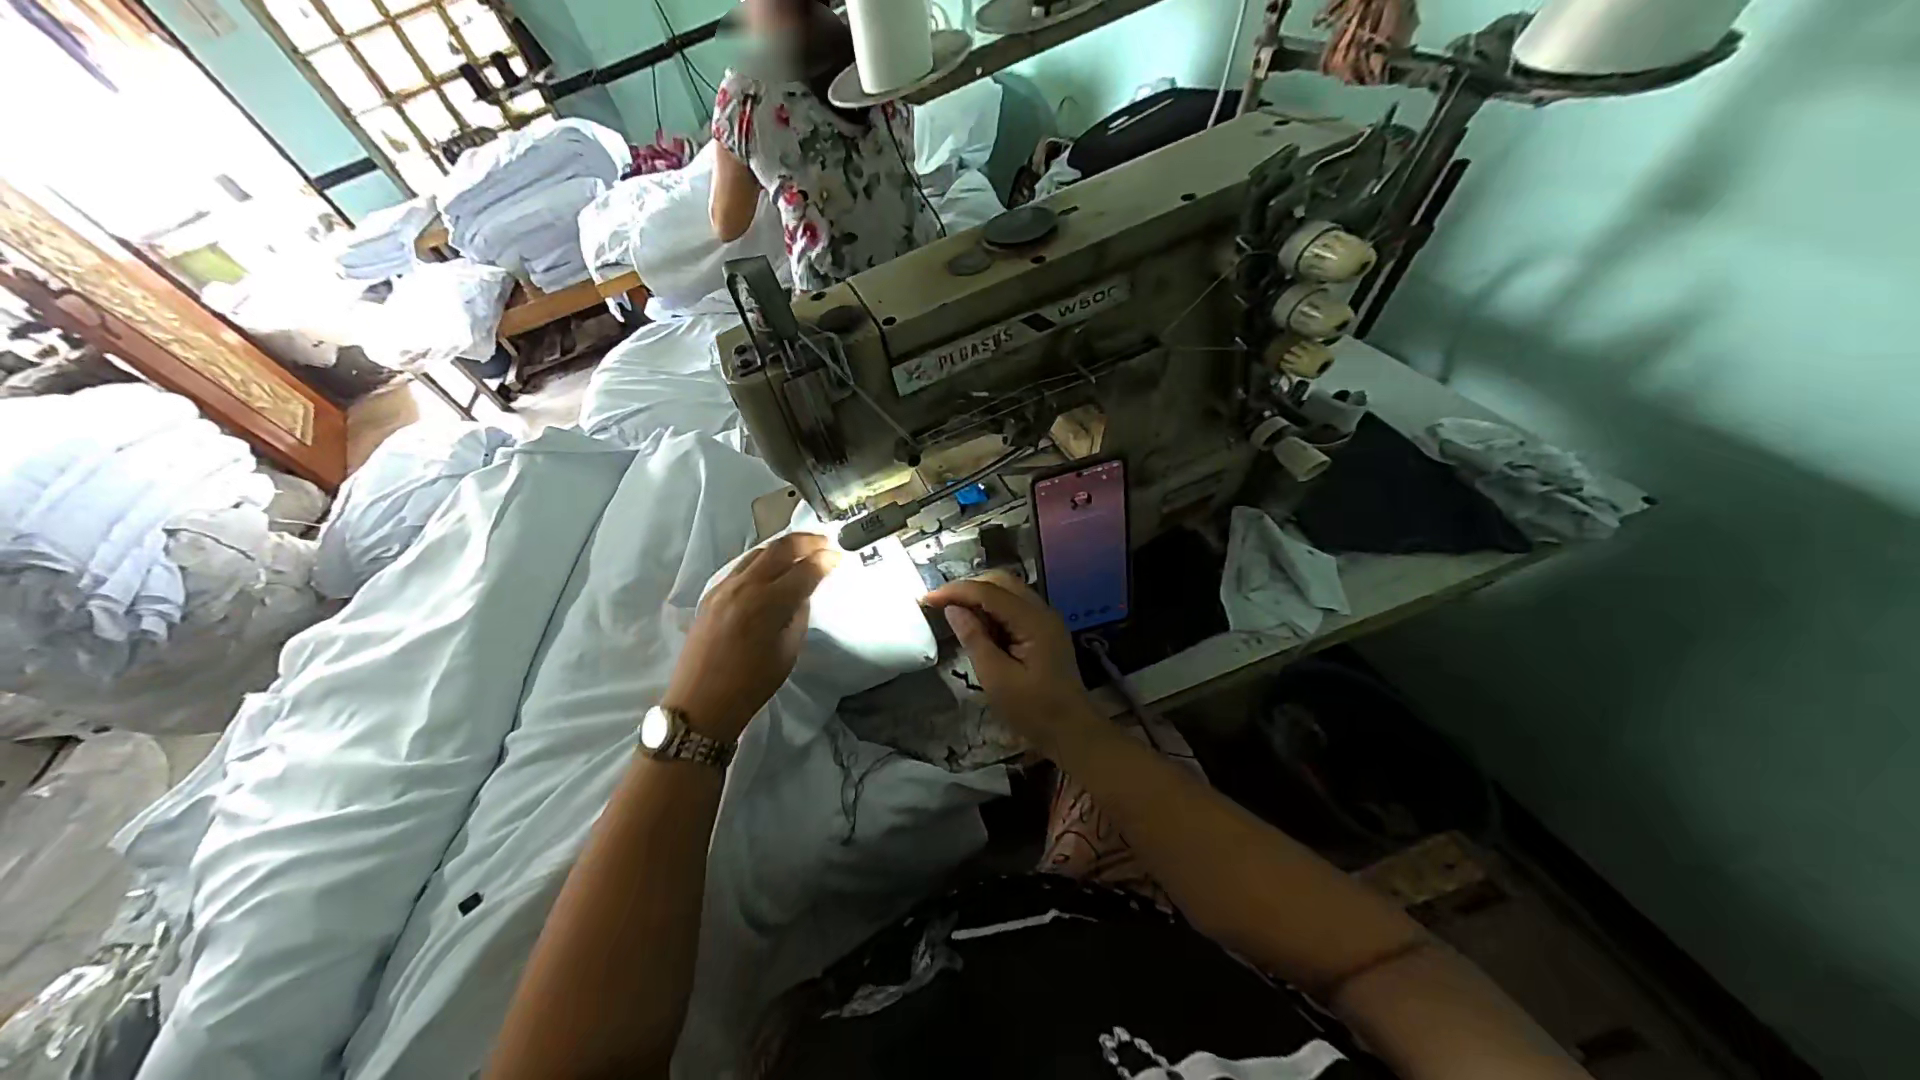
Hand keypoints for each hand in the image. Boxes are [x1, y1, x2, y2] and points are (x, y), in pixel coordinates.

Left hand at [663, 533, 838, 740]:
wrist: (700, 702)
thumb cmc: (751, 685)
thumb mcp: (787, 651)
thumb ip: (798, 616)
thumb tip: (803, 594)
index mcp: (767, 603)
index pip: (805, 570)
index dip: (826, 560)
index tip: (840, 556)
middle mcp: (745, 587)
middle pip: (781, 548)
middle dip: (807, 542)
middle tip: (826, 542)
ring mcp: (725, 587)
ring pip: (759, 552)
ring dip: (784, 547)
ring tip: (803, 551)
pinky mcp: (712, 594)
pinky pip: (742, 566)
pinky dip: (763, 560)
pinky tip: (773, 569)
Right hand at [922, 572, 1100, 754]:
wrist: (1072, 731)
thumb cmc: (1033, 710)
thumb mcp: (996, 678)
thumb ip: (974, 639)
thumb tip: (953, 609)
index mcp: (1033, 621)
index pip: (990, 592)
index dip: (956, 591)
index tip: (928, 599)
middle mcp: (1042, 611)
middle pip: (1001, 582)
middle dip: (968, 588)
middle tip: (939, 603)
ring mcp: (1045, 619)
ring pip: (1008, 592)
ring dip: (979, 597)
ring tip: (952, 613)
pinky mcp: (1043, 630)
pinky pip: (1014, 607)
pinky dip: (992, 609)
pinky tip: (976, 625)